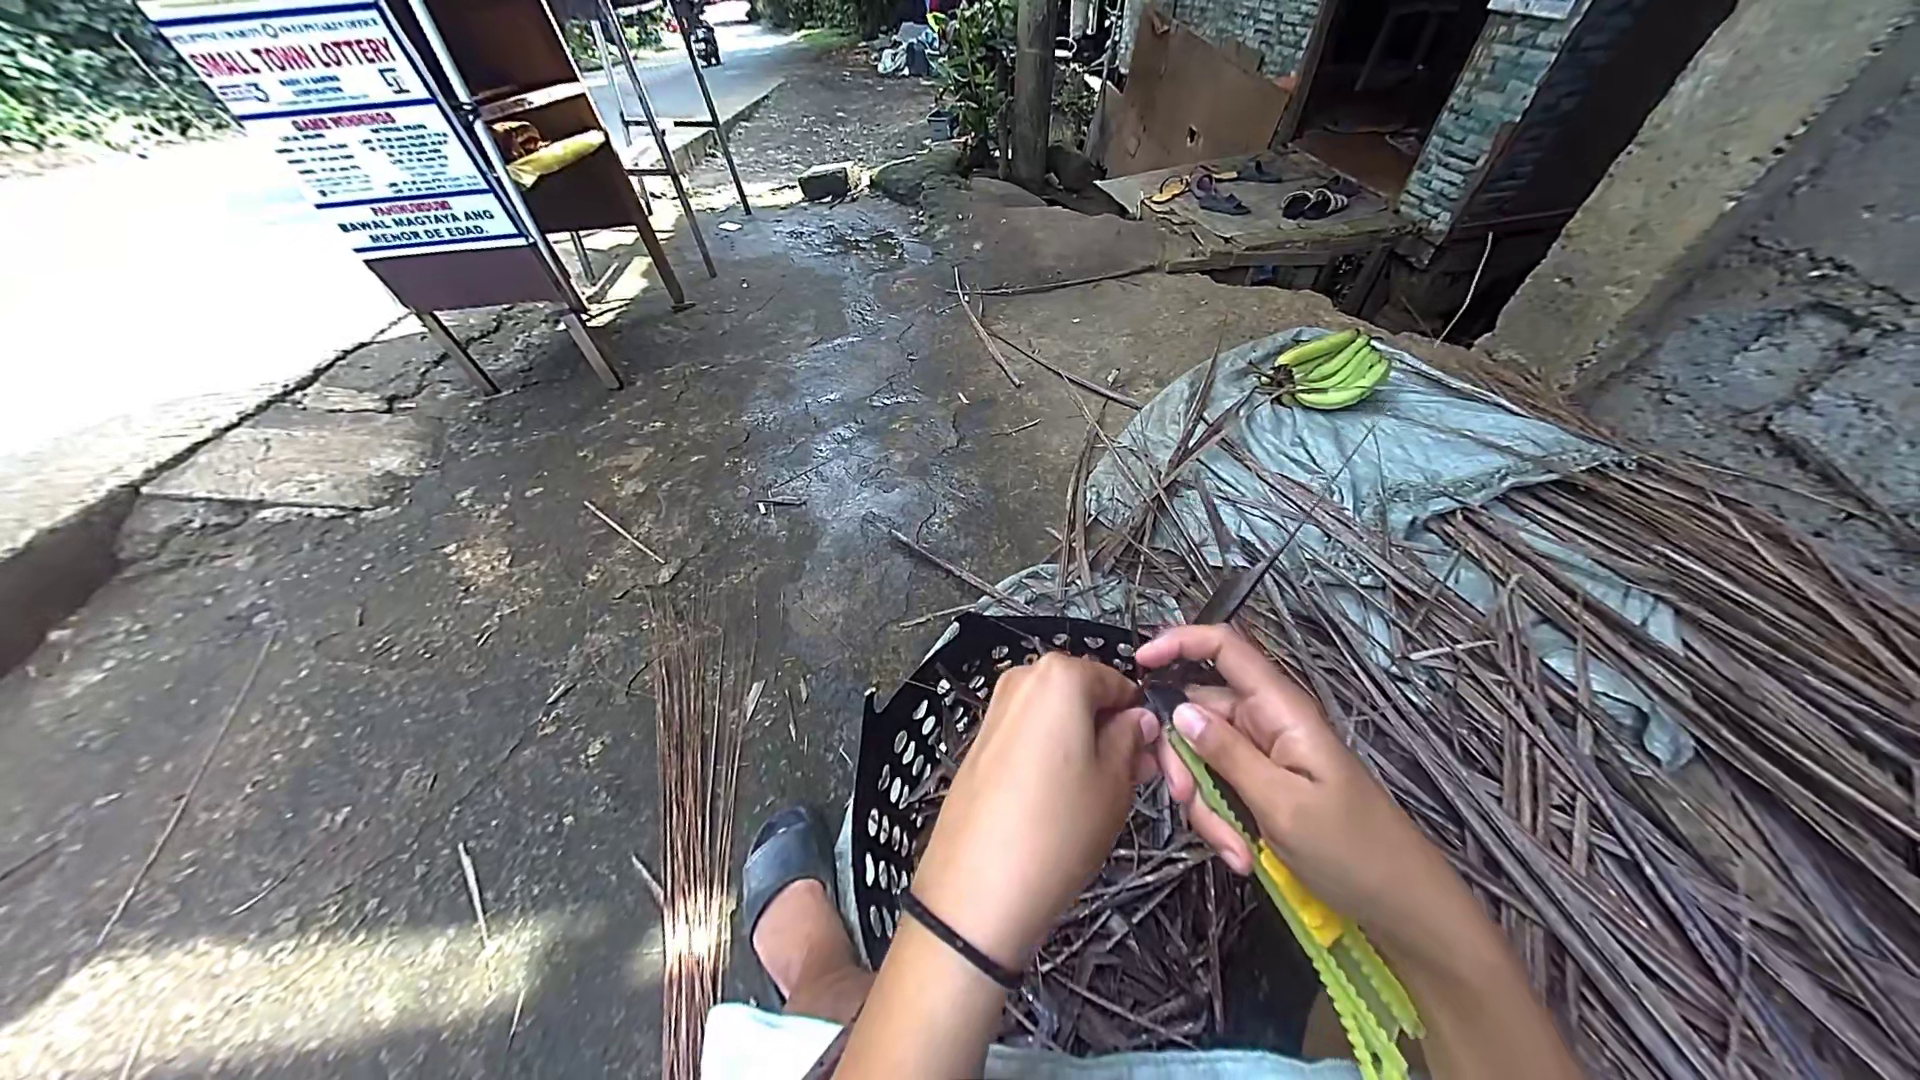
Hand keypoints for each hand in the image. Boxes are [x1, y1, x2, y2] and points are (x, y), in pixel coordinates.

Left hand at [911, 651, 1157, 968]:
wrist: (977, 887)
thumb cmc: (1050, 833)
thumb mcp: (1115, 783)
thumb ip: (1131, 739)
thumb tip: (1138, 721)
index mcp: (1059, 676)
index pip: (1118, 681)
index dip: (1139, 716)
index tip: (1151, 747)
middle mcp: (1021, 681)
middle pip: (1082, 694)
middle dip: (1109, 728)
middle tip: (1131, 773)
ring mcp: (996, 711)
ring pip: (1055, 716)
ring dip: (1080, 743)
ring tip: (1096, 793)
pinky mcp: (981, 742)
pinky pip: (1028, 734)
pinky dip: (1049, 755)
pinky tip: (1060, 797)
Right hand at [1137, 625, 1462, 950]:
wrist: (1402, 909)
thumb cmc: (1355, 852)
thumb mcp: (1283, 804)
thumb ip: (1226, 753)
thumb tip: (1179, 711)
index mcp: (1280, 709)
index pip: (1225, 647)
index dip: (1178, 642)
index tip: (1140, 663)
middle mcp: (1265, 722)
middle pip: (1197, 711)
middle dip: (1182, 757)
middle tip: (1187, 799)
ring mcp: (1260, 754)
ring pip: (1200, 755)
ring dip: (1202, 799)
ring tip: (1232, 844)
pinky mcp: (1258, 785)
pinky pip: (1216, 785)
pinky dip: (1216, 817)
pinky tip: (1239, 851)